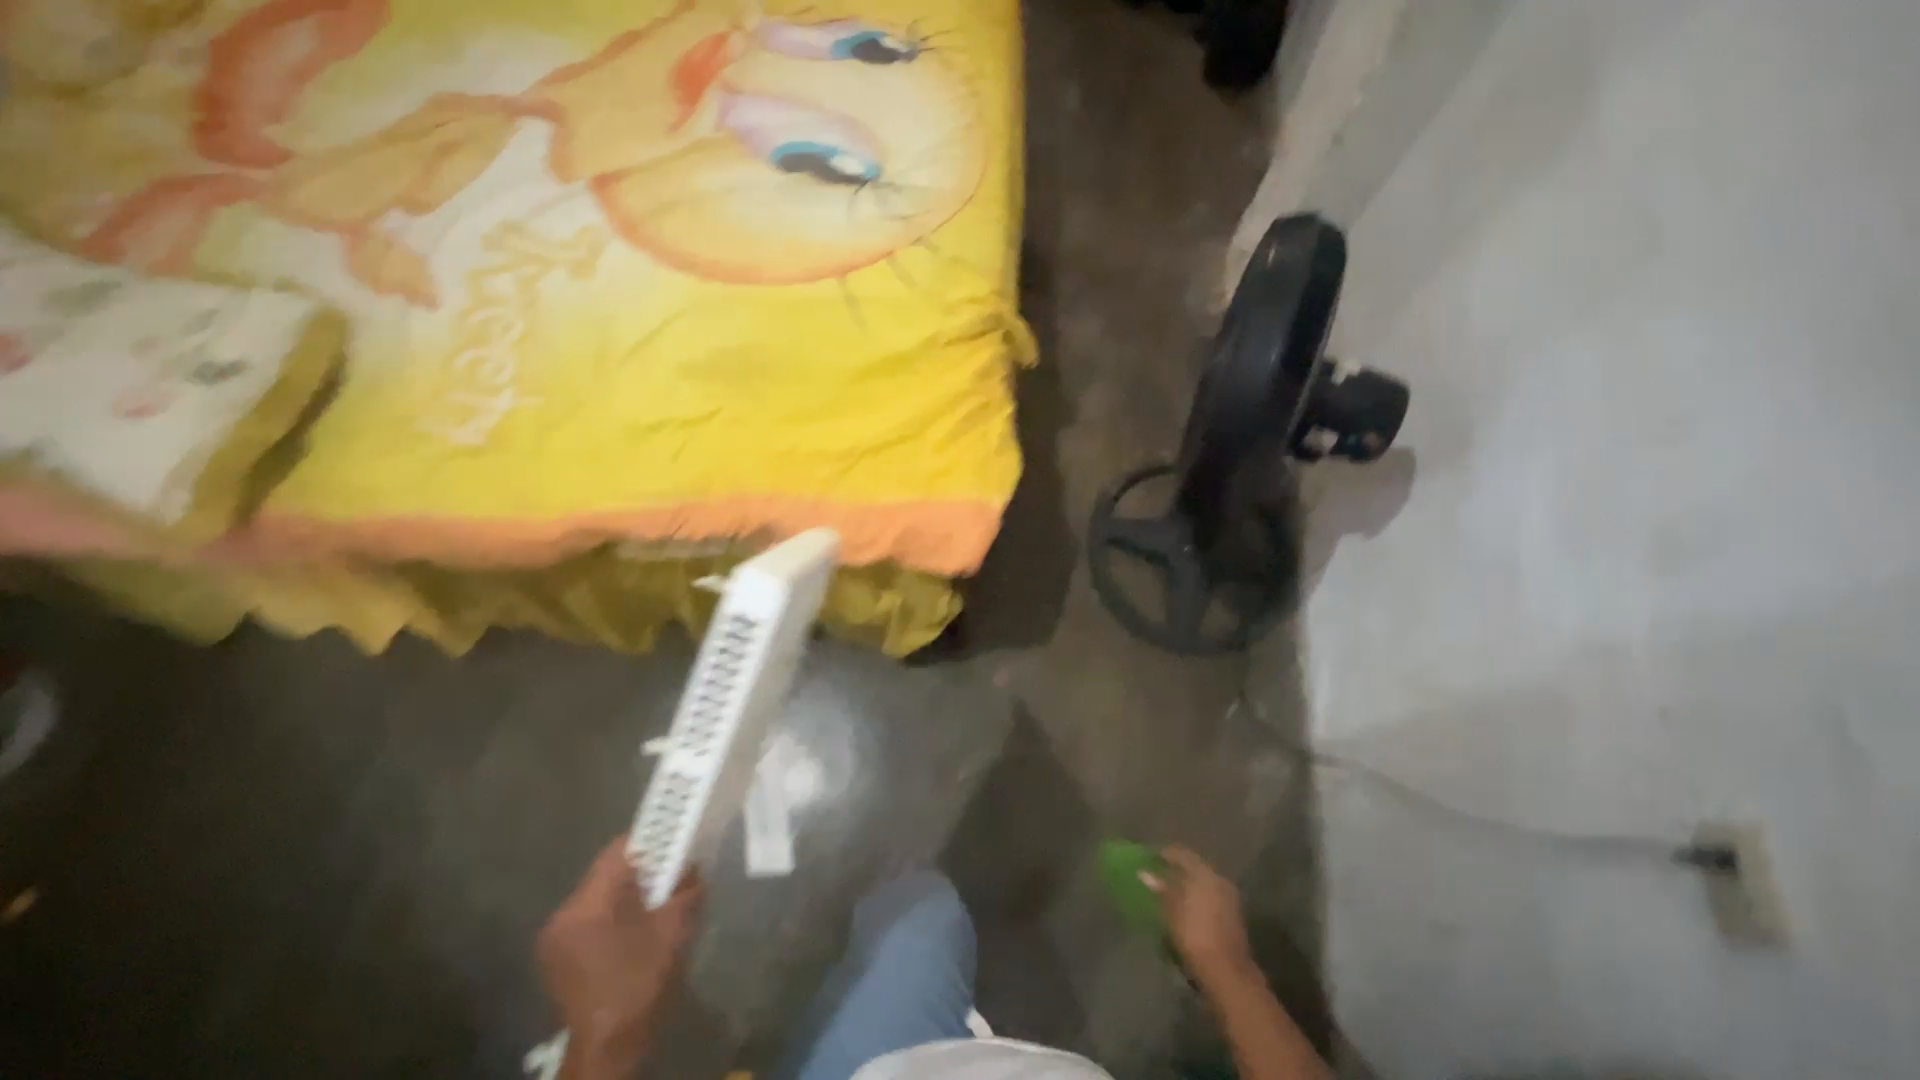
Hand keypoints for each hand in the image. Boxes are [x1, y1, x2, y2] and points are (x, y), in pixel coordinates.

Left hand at [539, 836, 704, 1079]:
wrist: (608, 1047)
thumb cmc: (640, 984)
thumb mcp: (673, 932)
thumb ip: (685, 890)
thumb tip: (693, 866)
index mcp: (586, 904)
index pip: (618, 852)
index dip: (650, 843)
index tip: (675, 845)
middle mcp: (562, 914)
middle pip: (606, 875)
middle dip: (641, 873)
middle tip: (671, 879)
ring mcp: (554, 938)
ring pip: (597, 898)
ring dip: (626, 896)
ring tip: (655, 908)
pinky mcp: (556, 958)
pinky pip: (588, 921)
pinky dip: (612, 918)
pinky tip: (633, 935)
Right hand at [1143, 846, 1255, 988]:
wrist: (1226, 970)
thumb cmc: (1195, 935)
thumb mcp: (1172, 911)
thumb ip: (1160, 888)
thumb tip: (1145, 873)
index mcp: (1206, 874)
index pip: (1182, 854)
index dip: (1164, 853)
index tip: (1148, 857)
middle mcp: (1219, 880)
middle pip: (1194, 867)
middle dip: (1175, 869)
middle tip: (1155, 873)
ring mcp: (1228, 897)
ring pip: (1202, 882)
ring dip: (1185, 884)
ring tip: (1166, 891)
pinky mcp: (1231, 914)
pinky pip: (1208, 896)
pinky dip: (1194, 896)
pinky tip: (1182, 906)